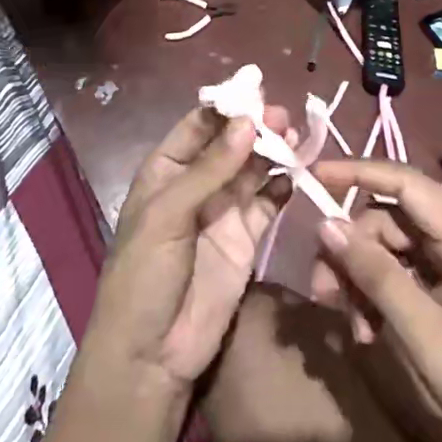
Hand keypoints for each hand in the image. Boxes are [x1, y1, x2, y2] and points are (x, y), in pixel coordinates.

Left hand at [84, 106, 291, 393]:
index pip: (197, 127)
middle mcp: (196, 185)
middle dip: (255, 127)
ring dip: (272, 151)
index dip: (225, 107)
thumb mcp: (168, 216)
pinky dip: (282, 187)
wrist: (152, 354)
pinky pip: (268, 203)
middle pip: (230, 144)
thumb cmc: (143, 275)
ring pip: (252, 170)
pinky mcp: (246, 239)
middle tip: (283, 116)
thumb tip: (247, 123)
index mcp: (165, 172)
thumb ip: (210, 170)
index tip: (256, 88)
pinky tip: (298, 173)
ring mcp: (223, 212)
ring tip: (295, 136)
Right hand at [310, 161, 441, 441]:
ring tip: (348, 325)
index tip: (313, 177)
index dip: (358, 172)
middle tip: (321, 291)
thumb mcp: (431, 338)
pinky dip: (381, 298)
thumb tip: (329, 225)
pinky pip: (407, 278)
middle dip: (352, 248)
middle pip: (393, 220)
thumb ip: (379, 279)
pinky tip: (368, 334)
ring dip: (363, 279)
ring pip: (395, 250)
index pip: (406, 183)